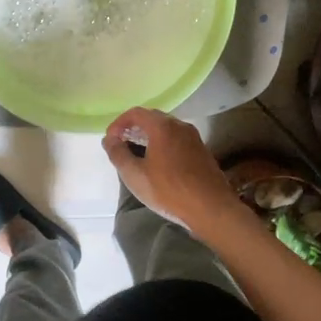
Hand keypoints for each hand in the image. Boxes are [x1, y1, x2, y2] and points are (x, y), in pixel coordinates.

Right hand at [101, 108, 250, 233]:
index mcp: (162, 127)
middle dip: (133, 128)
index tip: (110, 140)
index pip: (135, 113)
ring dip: (148, 136)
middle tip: (121, 144)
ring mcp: (193, 137)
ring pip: (166, 128)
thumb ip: (118, 154)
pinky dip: (162, 143)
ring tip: (136, 153)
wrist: (211, 208)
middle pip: (152, 118)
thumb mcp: (135, 175)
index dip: (118, 123)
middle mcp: (179, 125)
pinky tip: (157, 162)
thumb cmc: (169, 191)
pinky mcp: (201, 150)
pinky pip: (176, 139)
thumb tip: (109, 140)